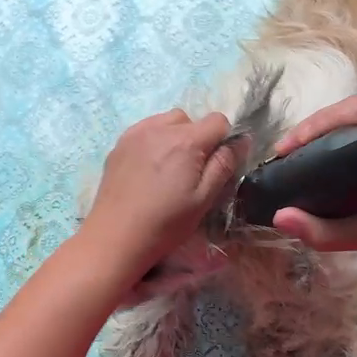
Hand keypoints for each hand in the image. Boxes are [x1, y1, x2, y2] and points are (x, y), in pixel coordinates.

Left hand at [81, 108, 244, 274]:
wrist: (116, 237)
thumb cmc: (165, 223)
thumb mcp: (203, 199)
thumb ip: (224, 165)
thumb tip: (241, 140)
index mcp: (186, 141)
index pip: (218, 120)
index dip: (223, 141)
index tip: (215, 165)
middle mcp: (160, 128)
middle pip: (190, 119)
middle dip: (197, 138)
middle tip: (190, 171)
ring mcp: (136, 133)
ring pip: (166, 121)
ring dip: (174, 137)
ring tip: (168, 168)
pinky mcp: (119, 144)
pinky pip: (145, 130)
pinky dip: (154, 141)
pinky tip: (149, 169)